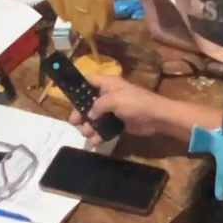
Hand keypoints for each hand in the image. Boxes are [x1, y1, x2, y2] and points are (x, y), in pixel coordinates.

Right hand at [69, 75, 189, 142]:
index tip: (65, 96)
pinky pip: (105, 128)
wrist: (157, 118)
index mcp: (108, 84)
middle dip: (81, 113)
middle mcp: (109, 95)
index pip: (88, 81)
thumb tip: (90, 115)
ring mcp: (114, 110)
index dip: (77, 87)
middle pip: (89, 103)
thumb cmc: (136, 103)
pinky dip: (100, 134)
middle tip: (74, 123)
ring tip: (86, 134)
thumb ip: (98, 106)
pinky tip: (96, 141)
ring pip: (96, 117)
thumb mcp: (114, 100)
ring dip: (89, 126)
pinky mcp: (120, 123)